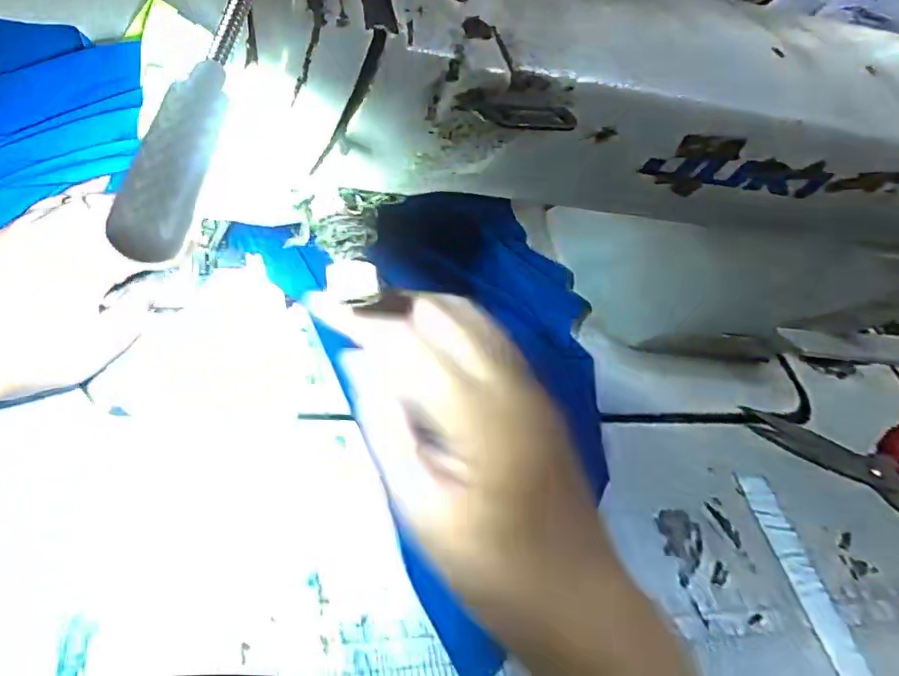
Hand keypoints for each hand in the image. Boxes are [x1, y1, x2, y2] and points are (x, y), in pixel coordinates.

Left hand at [0, 179, 167, 422]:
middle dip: (154, 224)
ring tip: (139, 221)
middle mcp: (74, 229)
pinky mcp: (16, 227)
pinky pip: (60, 199)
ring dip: (125, 208)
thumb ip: (131, 321)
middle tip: (168, 241)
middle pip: (129, 212)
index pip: (153, 243)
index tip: (193, 252)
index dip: (179, 247)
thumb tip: (149, 298)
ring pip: (96, 201)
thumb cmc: (21, 356)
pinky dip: (84, 194)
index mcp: (97, 257)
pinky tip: (95, 188)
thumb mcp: (88, 353)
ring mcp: (42, 223)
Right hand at [316, 292, 689, 674]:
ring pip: (467, 311)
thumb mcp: (422, 511)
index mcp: (476, 413)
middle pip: (439, 310)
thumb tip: (357, 359)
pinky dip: (448, 318)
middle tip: (341, 307)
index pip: (405, 338)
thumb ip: (387, 428)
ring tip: (374, 315)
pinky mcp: (536, 388)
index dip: (358, 315)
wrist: (580, 598)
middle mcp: (506, 380)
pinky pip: (487, 330)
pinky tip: (425, 334)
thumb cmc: (493, 570)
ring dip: (417, 304)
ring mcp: (527, 380)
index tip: (318, 299)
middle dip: (386, 301)